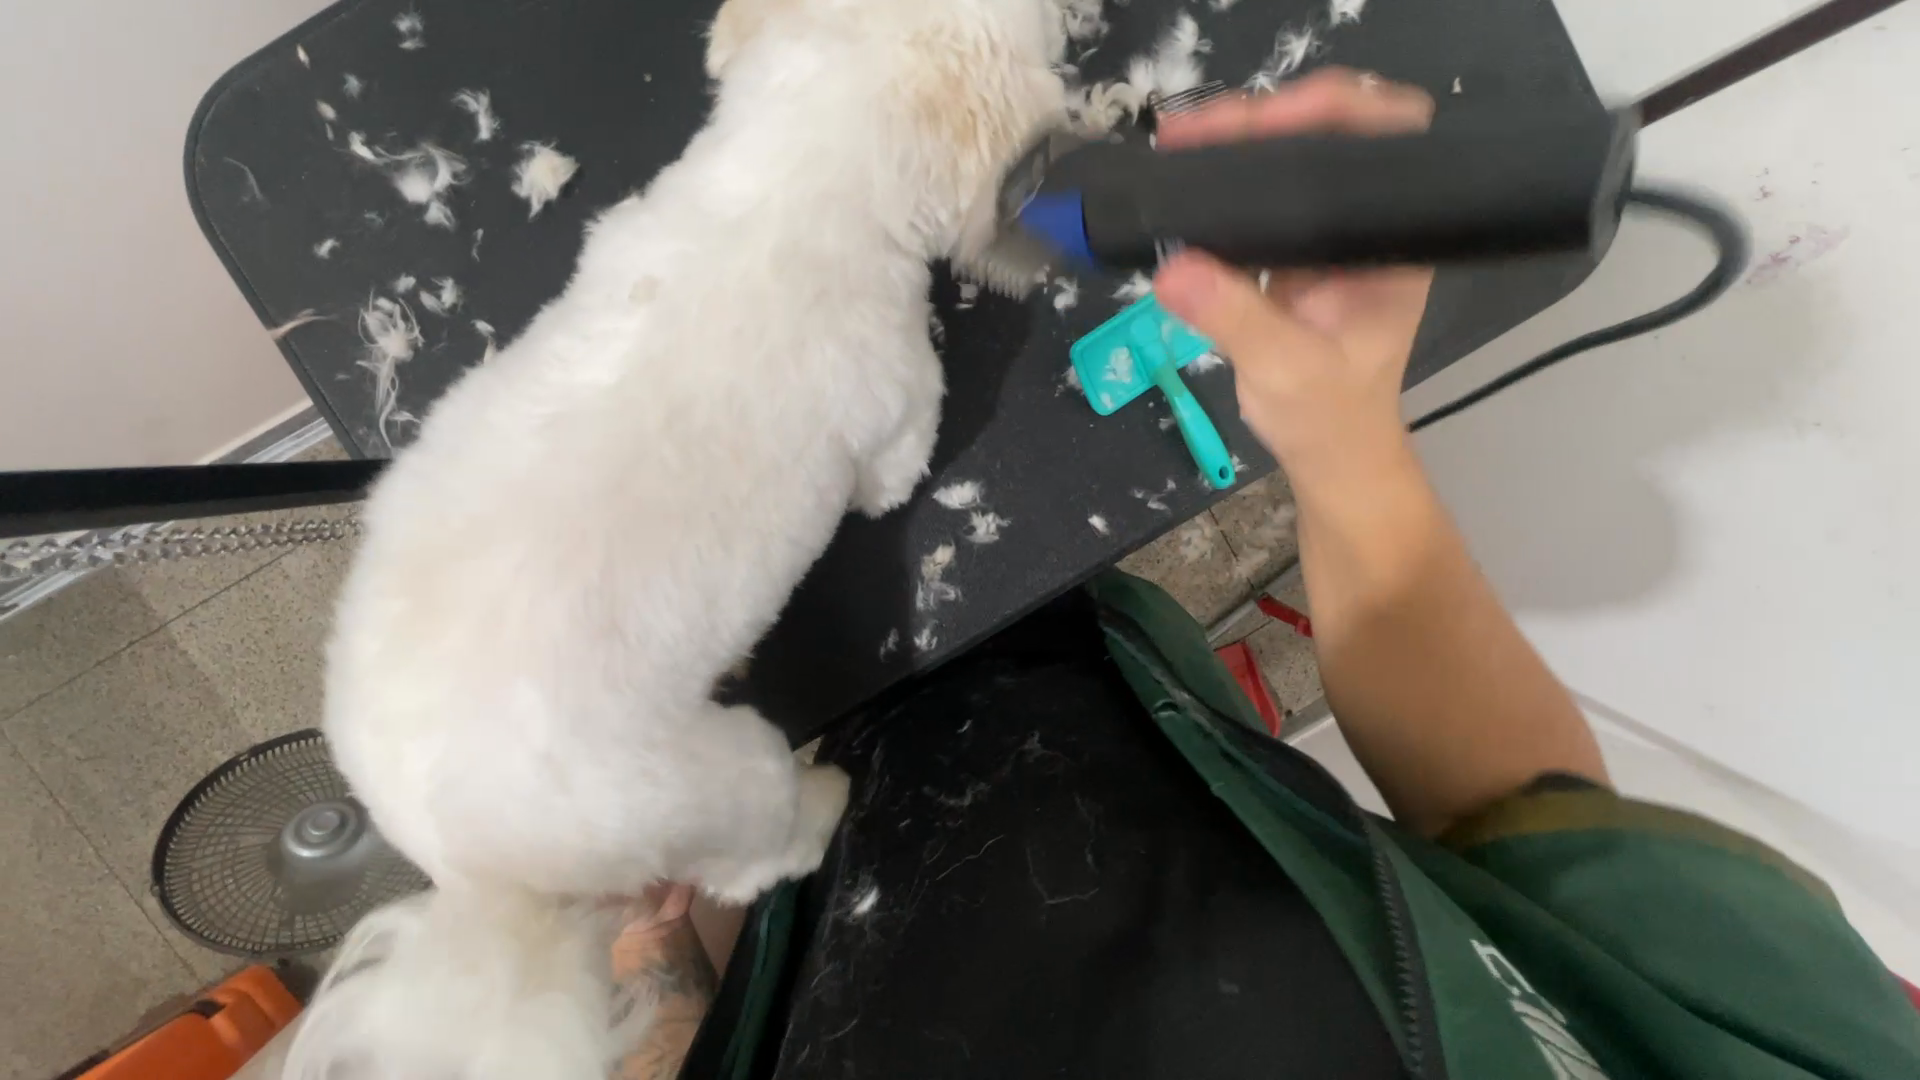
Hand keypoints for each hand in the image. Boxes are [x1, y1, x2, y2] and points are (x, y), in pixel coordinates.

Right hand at [1151, 69, 1435, 487]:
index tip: (1262, 122)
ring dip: (1234, 153)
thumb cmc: (1326, 417)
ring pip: (1287, 171)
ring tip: (1178, 149)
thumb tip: (1171, 269)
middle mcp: (1363, 228)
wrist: (1328, 452)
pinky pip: (1256, 210)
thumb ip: (1234, 319)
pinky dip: (1219, 196)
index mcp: (1389, 240)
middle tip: (1192, 133)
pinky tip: (1181, 193)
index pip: (1379, 141)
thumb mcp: (1284, 370)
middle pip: (1325, 142)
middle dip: (1263, 123)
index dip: (1329, 112)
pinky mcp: (1290, 260)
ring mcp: (1325, 242)